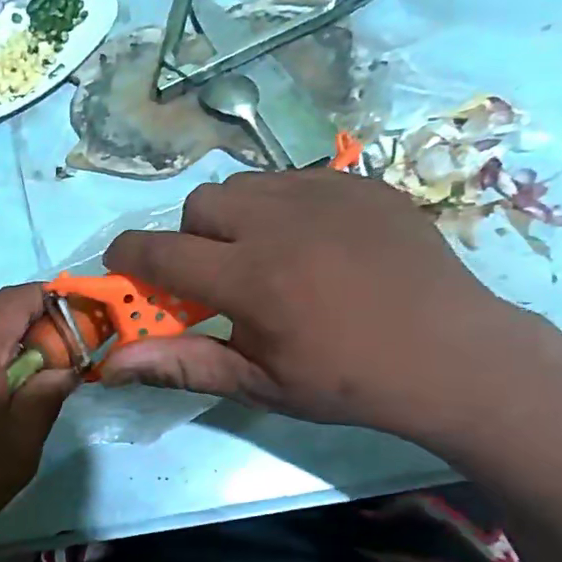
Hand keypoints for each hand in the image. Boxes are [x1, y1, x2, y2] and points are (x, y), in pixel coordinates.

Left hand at [0, 284, 77, 561]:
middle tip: (61, 368)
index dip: (62, 305)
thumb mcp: (20, 442)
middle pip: (0, 310)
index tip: (84, 336)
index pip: (25, 294)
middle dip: (38, 329)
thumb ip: (49, 393)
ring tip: (28, 387)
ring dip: (9, 346)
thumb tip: (68, 364)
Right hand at [102, 169, 559, 442]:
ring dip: (237, 218)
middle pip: (199, 205)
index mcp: (250, 278)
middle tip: (220, 277)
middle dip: (192, 239)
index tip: (124, 270)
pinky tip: (316, 244)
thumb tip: (111, 364)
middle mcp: (279, 221)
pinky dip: (285, 206)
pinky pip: (295, 178)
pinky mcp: (360, 183)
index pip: (159, 252)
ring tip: (269, 256)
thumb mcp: (261, 383)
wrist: (450, 355)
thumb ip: (183, 364)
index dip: (128, 258)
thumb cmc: (348, 381)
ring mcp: (324, 193)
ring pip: (245, 185)